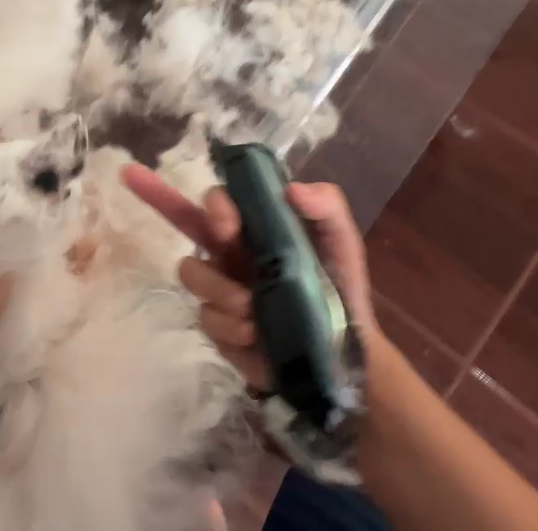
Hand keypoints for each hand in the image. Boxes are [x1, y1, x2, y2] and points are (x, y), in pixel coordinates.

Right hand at [123, 165, 383, 389]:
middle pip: (189, 233)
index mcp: (254, 227)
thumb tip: (291, 189)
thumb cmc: (340, 284)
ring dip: (219, 294)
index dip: (215, 205)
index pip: (219, 200)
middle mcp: (230, 251)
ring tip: (251, 314)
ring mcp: (221, 289)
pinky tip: (255, 337)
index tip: (229, 224)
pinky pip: (207, 320)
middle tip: (237, 274)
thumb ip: (327, 204)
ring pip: (191, 275)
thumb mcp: (341, 239)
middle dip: (203, 252)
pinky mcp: (220, 327)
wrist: (348, 349)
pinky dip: (231, 330)